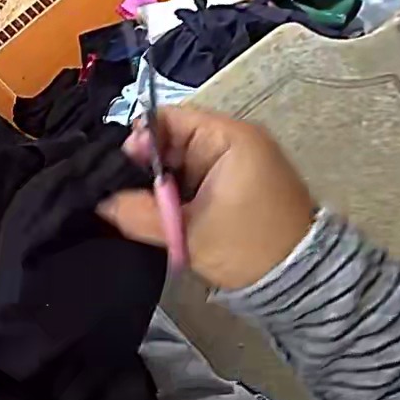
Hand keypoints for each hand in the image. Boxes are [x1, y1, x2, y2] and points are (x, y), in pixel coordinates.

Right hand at [97, 107, 315, 289]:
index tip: (119, 170)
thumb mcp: (189, 233)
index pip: (169, 119)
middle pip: (172, 141)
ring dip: (160, 186)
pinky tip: (161, 214)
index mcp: (228, 139)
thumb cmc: (249, 249)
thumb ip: (141, 215)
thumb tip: (103, 203)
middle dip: (147, 168)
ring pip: (180, 164)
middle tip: (124, 195)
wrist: (297, 281)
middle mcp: (233, 142)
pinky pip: (194, 181)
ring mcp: (235, 164)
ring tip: (140, 208)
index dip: (140, 140)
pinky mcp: (234, 186)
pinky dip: (176, 196)